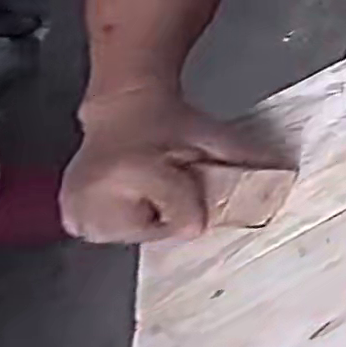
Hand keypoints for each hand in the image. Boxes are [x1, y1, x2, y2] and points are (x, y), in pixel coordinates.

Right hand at [60, 96, 274, 243]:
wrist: (126, 111)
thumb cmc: (173, 122)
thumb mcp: (214, 136)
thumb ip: (243, 156)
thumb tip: (280, 172)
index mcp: (135, 171)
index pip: (172, 205)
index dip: (194, 216)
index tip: (206, 224)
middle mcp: (97, 190)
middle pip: (140, 229)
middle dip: (168, 223)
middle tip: (187, 208)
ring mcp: (74, 201)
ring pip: (116, 235)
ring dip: (144, 226)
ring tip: (162, 201)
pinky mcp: (65, 206)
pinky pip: (94, 231)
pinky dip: (120, 224)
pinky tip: (138, 203)